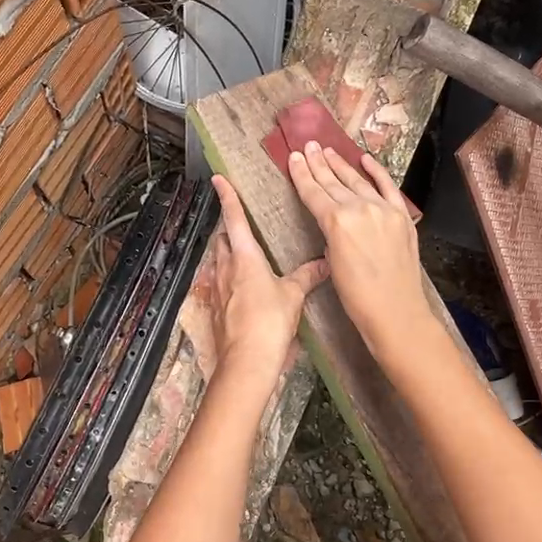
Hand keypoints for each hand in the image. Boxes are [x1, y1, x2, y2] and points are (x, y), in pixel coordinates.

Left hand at [204, 174, 327, 383]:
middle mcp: (226, 267)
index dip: (226, 196)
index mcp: (244, 256)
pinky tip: (243, 289)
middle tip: (244, 226)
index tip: (218, 178)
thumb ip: (307, 276)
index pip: (234, 217)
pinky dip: (229, 279)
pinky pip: (221, 283)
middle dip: (230, 229)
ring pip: (219, 260)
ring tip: (246, 256)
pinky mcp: (216, 307)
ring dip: (228, 254)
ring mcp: (218, 287)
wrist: (246, 362)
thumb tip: (325, 263)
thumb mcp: (293, 296)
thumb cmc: (269, 323)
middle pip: (223, 239)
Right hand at [285, 143, 433, 364]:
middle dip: (318, 163)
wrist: (396, 311)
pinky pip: (388, 187)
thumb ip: (330, 232)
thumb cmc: (356, 295)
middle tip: (308, 145)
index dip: (302, 174)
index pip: (314, 192)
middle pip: (333, 182)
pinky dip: (377, 171)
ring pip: (357, 180)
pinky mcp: (401, 216)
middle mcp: (359, 208)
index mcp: (336, 221)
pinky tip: (365, 159)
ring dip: (340, 164)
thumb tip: (333, 218)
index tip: (293, 157)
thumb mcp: (332, 260)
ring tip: (327, 150)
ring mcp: (383, 209)